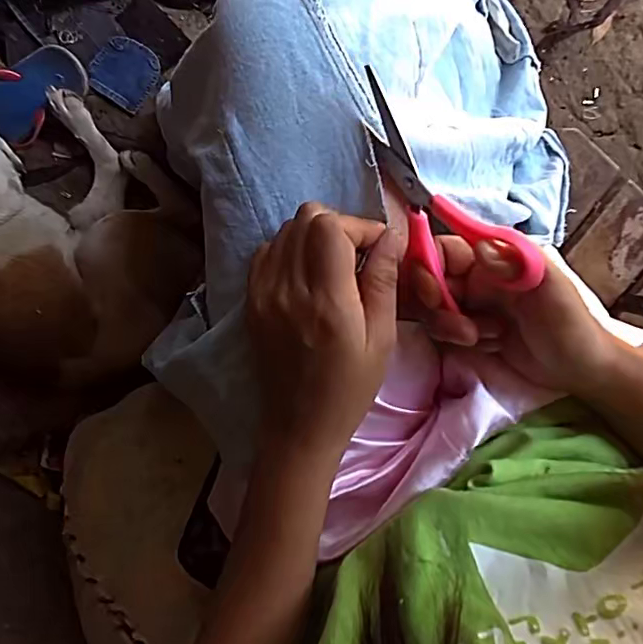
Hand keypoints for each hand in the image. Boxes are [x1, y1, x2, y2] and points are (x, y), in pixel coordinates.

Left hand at [245, 203, 405, 452]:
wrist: (299, 426)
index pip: (331, 227)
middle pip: (307, 218)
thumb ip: (384, 281)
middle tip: (360, 255)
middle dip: (340, 226)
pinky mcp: (251, 300)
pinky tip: (308, 275)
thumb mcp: (382, 338)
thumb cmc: (350, 388)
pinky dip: (291, 250)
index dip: (361, 227)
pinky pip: (268, 251)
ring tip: (336, 266)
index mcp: (325, 301)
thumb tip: (391, 237)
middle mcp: (287, 289)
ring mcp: (263, 293)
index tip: (380, 249)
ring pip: (286, 230)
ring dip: (316, 236)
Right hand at [408, 237, 625, 395]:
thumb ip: (518, 263)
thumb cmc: (573, 323)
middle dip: (438, 308)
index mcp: (494, 258)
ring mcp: (475, 306)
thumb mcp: (552, 287)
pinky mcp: (472, 332)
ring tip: (486, 339)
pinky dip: (458, 343)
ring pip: (435, 310)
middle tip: (467, 332)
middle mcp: (479, 277)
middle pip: (431, 282)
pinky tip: (490, 347)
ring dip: (450, 328)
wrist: (584, 368)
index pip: (444, 249)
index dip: (428, 267)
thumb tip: (480, 247)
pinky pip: (445, 334)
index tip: (433, 295)